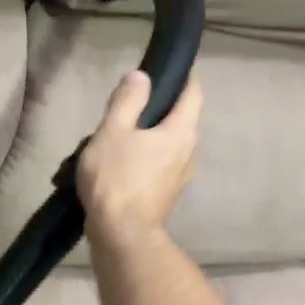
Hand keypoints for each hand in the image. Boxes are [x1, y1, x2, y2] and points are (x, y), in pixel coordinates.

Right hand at [76, 70, 202, 249]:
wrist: (122, 231)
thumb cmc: (116, 178)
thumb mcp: (112, 133)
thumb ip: (127, 102)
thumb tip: (141, 75)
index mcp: (181, 130)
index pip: (193, 93)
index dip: (183, 79)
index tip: (166, 72)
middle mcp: (189, 150)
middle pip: (177, 121)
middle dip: (154, 114)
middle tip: (123, 115)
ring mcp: (180, 176)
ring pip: (165, 147)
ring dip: (145, 141)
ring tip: (113, 146)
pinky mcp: (166, 194)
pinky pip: (157, 168)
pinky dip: (141, 162)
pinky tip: (117, 170)